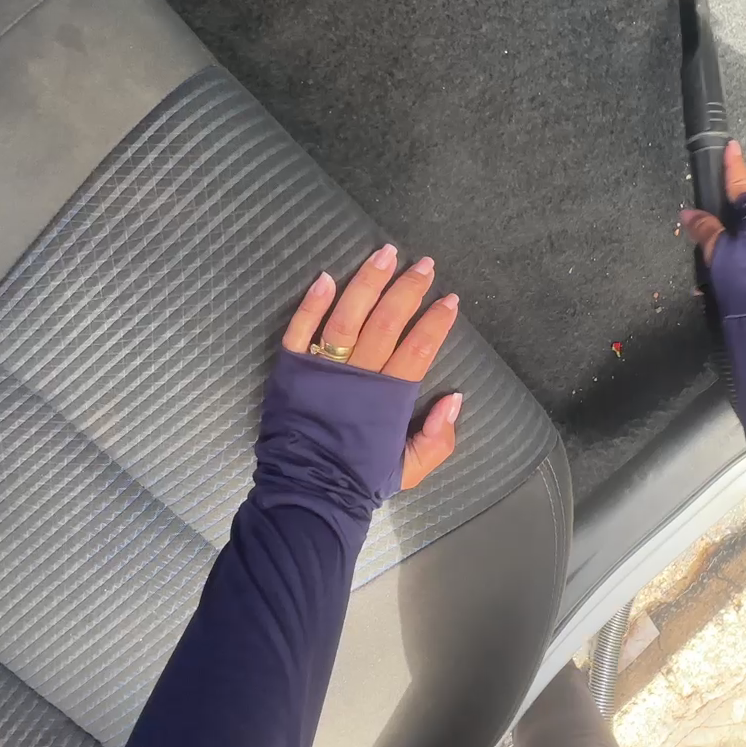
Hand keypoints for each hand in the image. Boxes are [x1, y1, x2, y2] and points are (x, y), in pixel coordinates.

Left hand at [281, 245, 460, 489]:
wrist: (305, 493)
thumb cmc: (360, 479)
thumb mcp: (410, 470)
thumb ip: (438, 438)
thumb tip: (455, 397)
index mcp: (389, 399)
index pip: (418, 348)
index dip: (436, 321)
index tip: (450, 299)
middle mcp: (358, 376)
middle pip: (386, 321)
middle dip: (408, 289)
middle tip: (425, 265)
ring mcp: (322, 369)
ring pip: (347, 315)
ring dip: (368, 281)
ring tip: (385, 253)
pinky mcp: (291, 368)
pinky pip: (300, 329)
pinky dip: (312, 302)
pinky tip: (326, 276)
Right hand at [678, 141, 745, 317]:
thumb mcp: (718, 251)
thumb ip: (704, 230)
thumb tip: (690, 214)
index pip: (742, 185)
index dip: (734, 166)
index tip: (732, 145)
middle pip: (743, 215)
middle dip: (723, 215)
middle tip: (703, 215)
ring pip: (745, 240)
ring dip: (725, 245)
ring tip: (706, 259)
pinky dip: (731, 264)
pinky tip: (716, 280)